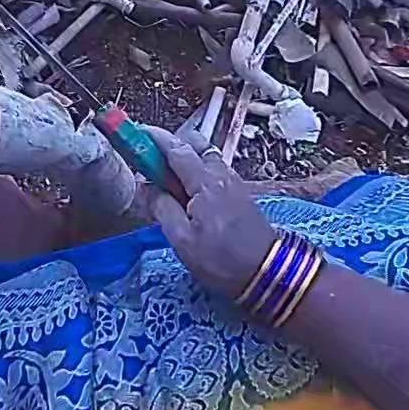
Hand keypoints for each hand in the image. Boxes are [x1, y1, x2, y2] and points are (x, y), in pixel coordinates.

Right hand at [139, 124, 276, 300]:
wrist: (271, 276)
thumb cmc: (223, 260)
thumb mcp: (182, 240)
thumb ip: (161, 208)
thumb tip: (145, 187)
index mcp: (204, 183)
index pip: (176, 149)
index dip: (154, 138)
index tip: (137, 133)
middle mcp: (221, 175)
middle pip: (194, 144)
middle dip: (171, 145)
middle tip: (151, 161)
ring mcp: (233, 182)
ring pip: (206, 155)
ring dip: (185, 158)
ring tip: (169, 180)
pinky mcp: (240, 193)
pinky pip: (214, 169)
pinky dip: (197, 169)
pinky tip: (190, 192)